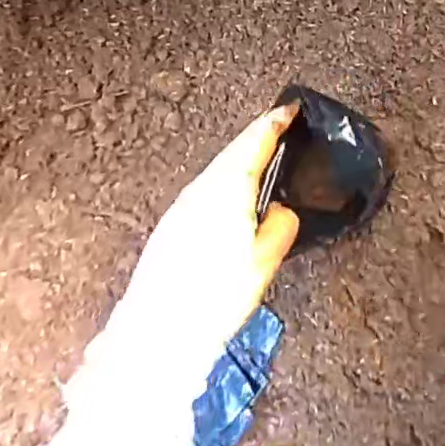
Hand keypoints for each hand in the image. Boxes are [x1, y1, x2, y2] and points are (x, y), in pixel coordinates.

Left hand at [115, 102, 301, 360]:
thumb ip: (281, 224)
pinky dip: (226, 177)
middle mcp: (202, 188)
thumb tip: (279, 210)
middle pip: (235, 149)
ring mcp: (183, 205)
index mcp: (228, 188)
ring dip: (242, 156)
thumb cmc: (211, 299)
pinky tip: (233, 193)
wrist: (154, 336)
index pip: (256, 141)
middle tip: (279, 125)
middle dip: (259, 134)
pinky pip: (207, 186)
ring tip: (261, 156)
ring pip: (219, 167)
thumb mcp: (264, 261)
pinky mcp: (173, 224)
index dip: (276, 121)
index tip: (290, 108)